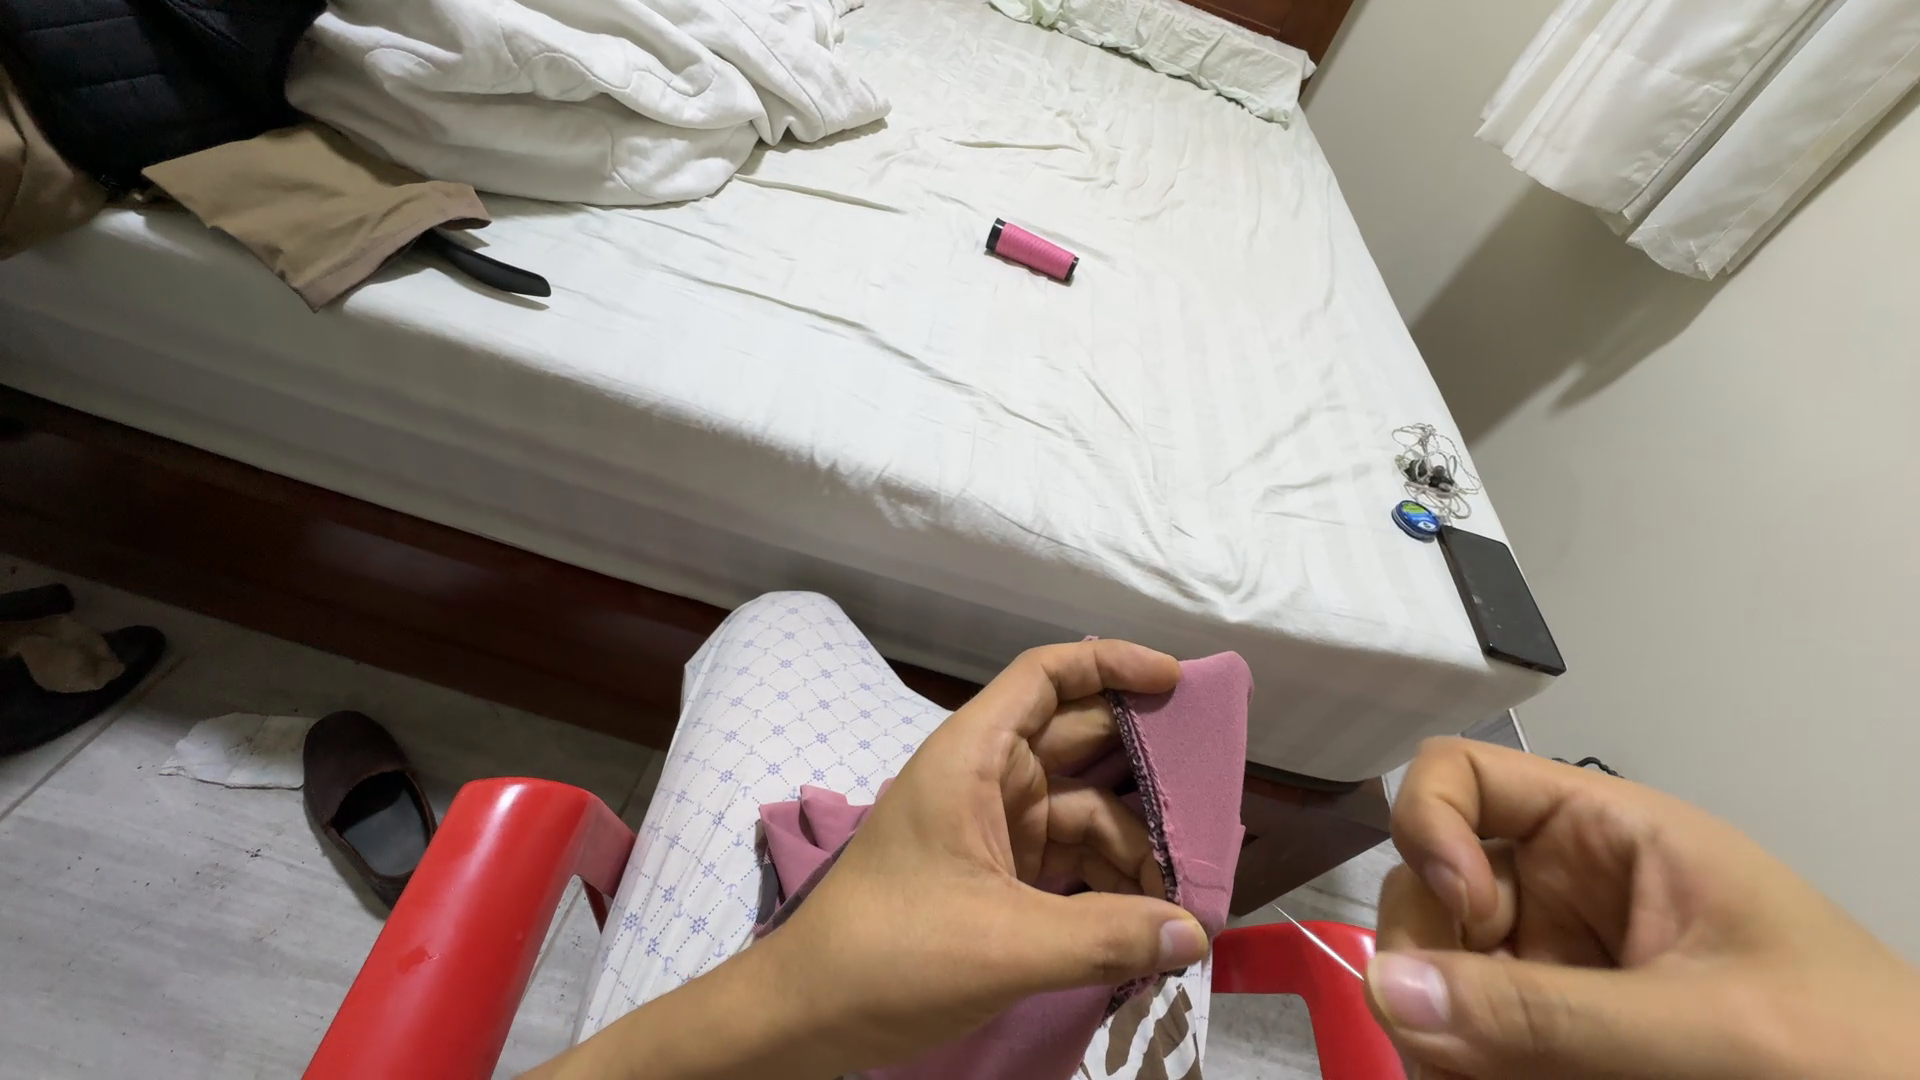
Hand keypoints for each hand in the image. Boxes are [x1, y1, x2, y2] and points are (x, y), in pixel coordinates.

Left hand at [534, 640, 1208, 1079]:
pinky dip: (1111, 881)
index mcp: (974, 754)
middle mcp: (988, 776)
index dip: (1109, 663)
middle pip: (1079, 740)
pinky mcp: (1001, 873)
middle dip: (1145, 766)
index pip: (1045, 675)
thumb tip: (1195, 935)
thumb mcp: (1003, 942)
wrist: (809, 1012)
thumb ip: (1105, 936)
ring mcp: (996, 825)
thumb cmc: (891, 952)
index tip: (1174, 681)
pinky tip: (1150, 918)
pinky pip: (1072, 857)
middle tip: (1215, 793)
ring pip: (1084, 808)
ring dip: (1136, 843)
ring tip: (1191, 893)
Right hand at [1367, 737, 1919, 1078]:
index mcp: (1601, 836)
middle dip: (1424, 955)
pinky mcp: (1545, 1035)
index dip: (1430, 819)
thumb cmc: (1871, 1071)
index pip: (1461, 774)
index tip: (1465, 908)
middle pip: (1426, 879)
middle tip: (1446, 1047)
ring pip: (1431, 963)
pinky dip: (1452, 1064)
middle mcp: (1555, 887)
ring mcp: (1545, 962)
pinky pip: (1461, 1030)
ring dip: (1431, 1027)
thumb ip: (1547, 1014)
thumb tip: (1378, 986)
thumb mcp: (1717, 1036)